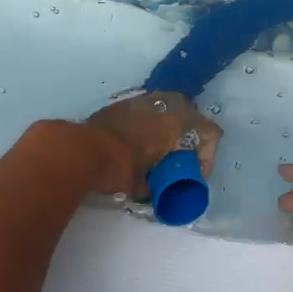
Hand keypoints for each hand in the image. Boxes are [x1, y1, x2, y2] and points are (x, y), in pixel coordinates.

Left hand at [85, 92, 221, 201]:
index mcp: (176, 124)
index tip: (197, 172)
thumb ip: (153, 185)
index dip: (209, 153)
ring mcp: (140, 100)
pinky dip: (147, 122)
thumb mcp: (141, 185)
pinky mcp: (121, 103)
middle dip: (190, 133)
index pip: (211, 131)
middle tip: (179, 155)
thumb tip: (151, 191)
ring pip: (167, 104)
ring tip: (157, 146)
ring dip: (168, 124)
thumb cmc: (118, 168)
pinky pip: (145, 108)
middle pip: (191, 112)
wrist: (81, 150)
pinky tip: (135, 139)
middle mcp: (163, 106)